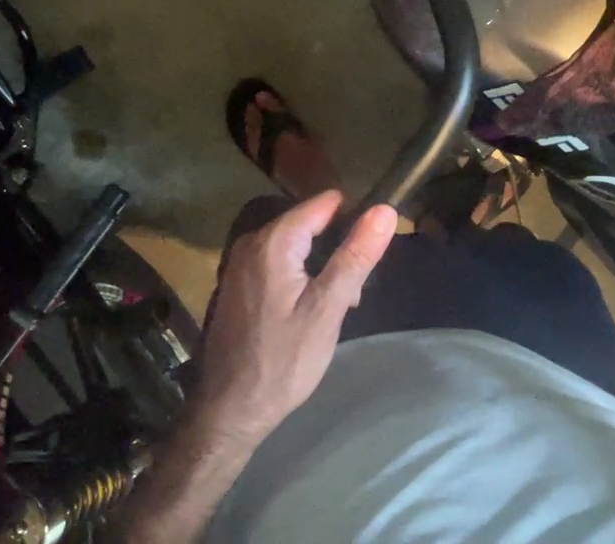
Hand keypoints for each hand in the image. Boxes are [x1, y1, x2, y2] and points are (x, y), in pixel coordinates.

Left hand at [194, 191, 396, 441]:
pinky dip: (300, 278)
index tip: (371, 253)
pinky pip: (279, 263)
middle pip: (310, 224)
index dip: (354, 220)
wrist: (230, 409)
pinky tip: (310, 313)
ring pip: (296, 246)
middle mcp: (252, 241)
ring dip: (322, 268)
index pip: (325, 204)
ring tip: (337, 309)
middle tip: (353, 296)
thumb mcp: (327, 309)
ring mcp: (240, 262)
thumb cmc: (283, 361)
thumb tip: (384, 210)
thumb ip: (355, 256)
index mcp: (273, 241)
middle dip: (338, 250)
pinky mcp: (238, 283)